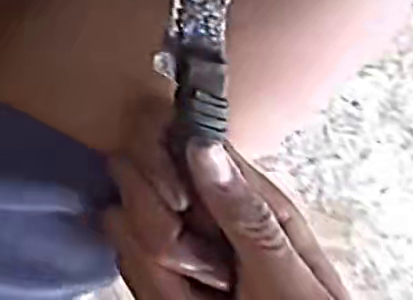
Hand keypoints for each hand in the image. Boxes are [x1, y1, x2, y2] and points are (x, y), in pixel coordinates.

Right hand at [104, 133, 348, 299]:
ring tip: (204, 299)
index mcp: (239, 192)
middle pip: (130, 171)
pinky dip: (152, 288)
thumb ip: (245, 215)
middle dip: (157, 226)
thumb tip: (199, 139)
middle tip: (209, 273)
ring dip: (159, 271)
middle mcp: (198, 202)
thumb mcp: (291, 287)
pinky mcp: (152, 263)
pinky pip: (123, 256)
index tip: (178, 204)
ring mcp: (173, 232)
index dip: (158, 159)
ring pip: (121, 218)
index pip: (166, 131)